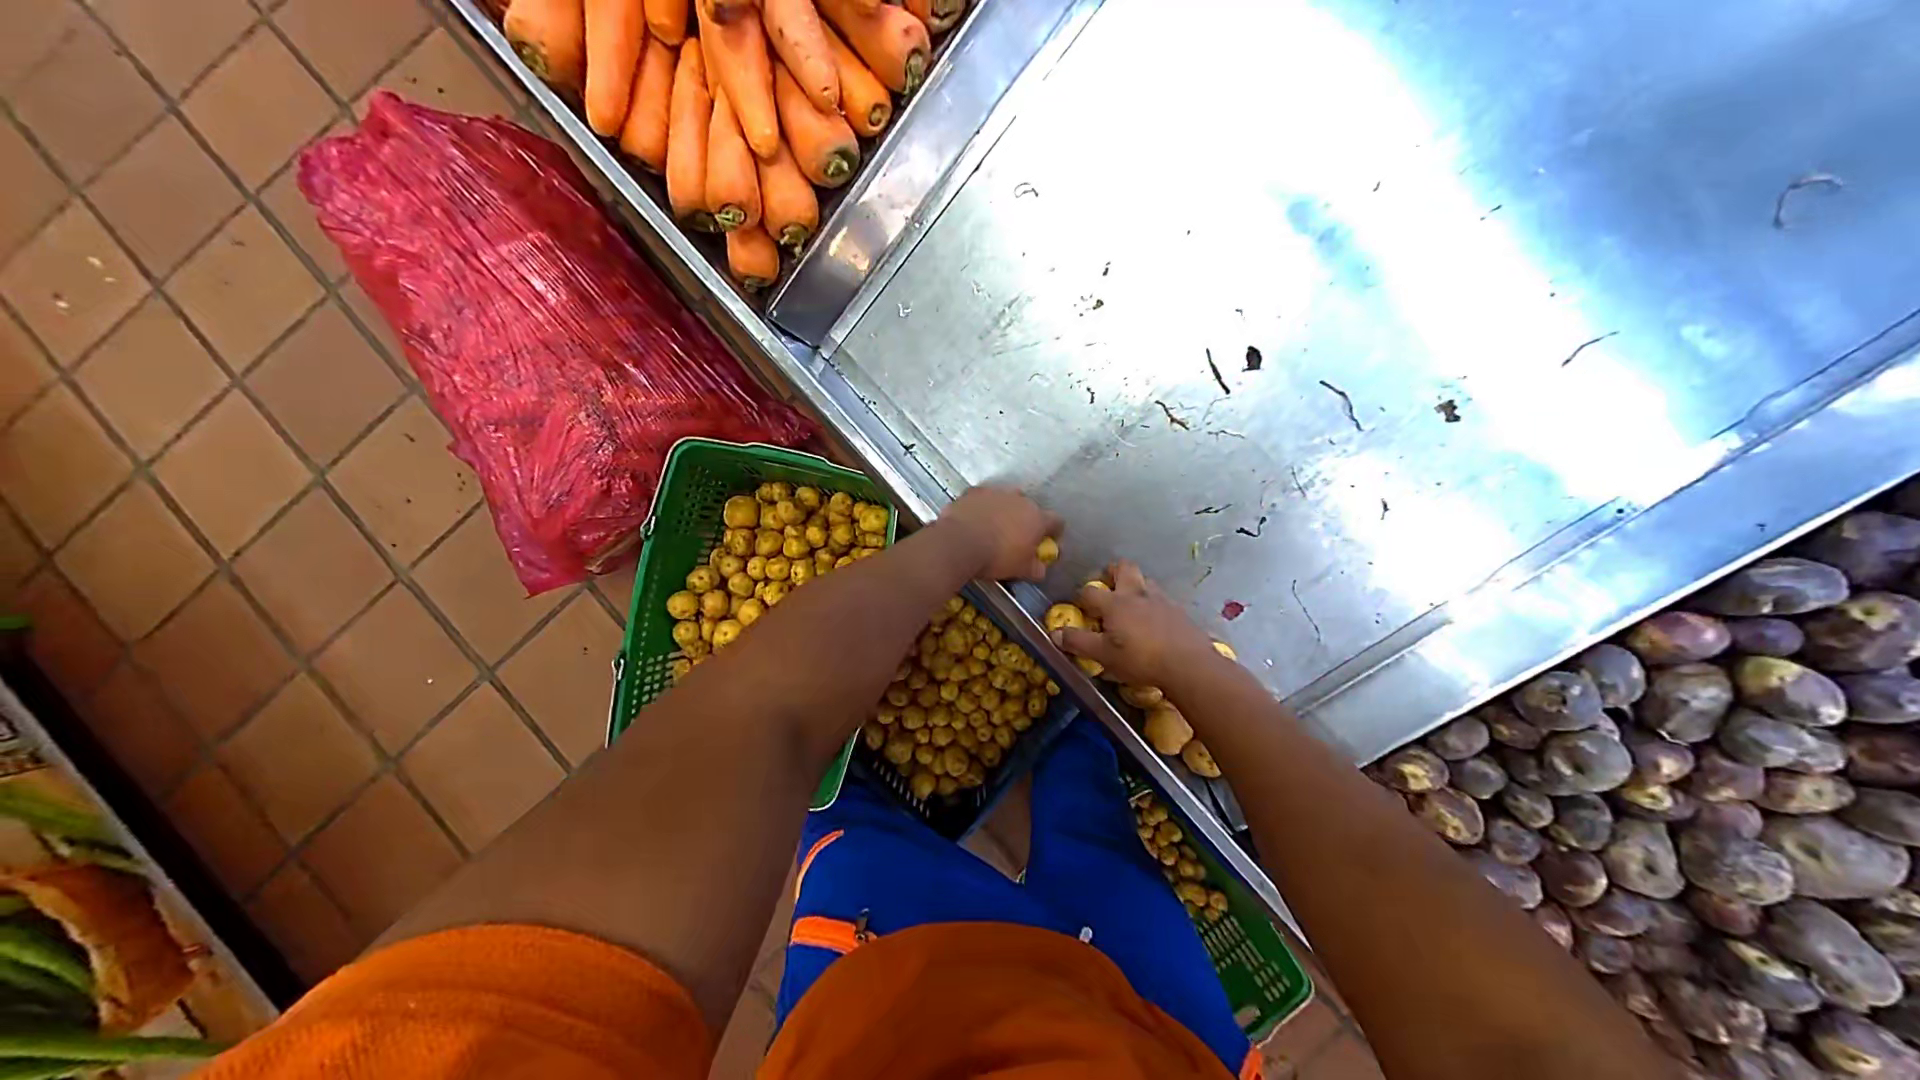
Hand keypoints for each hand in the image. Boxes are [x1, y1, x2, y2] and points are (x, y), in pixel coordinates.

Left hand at [938, 486, 1061, 581]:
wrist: (959, 542)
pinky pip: (983, 498)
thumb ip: (1036, 568)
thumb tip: (1041, 569)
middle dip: (1025, 520)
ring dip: (1004, 510)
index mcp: (1037, 518)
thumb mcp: (1021, 570)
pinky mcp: (974, 491)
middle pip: (1029, 508)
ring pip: (1006, 499)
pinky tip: (974, 519)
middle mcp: (1020, 499)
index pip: (1056, 522)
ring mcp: (996, 492)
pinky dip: (982, 507)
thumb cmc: (996, 558)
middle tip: (1016, 537)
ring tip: (993, 527)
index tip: (1047, 542)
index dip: (1054, 532)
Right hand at [1052, 561, 1221, 687]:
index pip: (1090, 591)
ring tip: (1131, 604)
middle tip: (1107, 586)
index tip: (1079, 605)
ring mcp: (1161, 600)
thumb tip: (1055, 634)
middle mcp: (1137, 594)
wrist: (1188, 665)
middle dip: (1113, 572)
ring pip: (1145, 580)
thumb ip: (1078, 642)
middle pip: (1124, 567)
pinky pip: (1162, 599)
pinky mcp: (1179, 611)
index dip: (1081, 596)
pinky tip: (1154, 621)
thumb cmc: (1140, 659)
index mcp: (1114, 603)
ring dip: (1135, 586)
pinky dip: (1154, 604)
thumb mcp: (1103, 655)